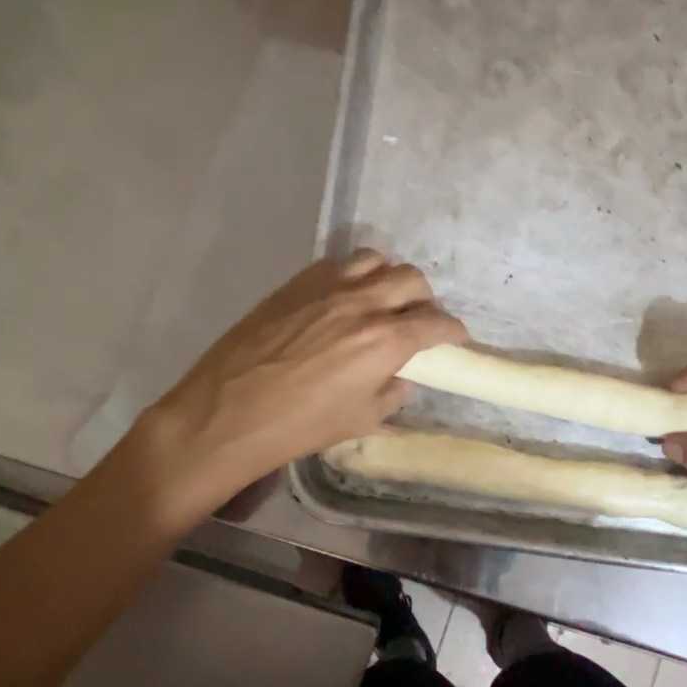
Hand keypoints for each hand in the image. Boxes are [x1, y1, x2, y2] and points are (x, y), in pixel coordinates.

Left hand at [138, 250, 466, 499]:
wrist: (230, 412)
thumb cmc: (301, 426)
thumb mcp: (360, 419)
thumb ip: (391, 393)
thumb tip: (402, 378)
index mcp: (385, 341)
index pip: (436, 324)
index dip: (453, 330)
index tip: (456, 337)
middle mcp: (363, 304)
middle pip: (412, 280)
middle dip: (426, 300)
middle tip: (419, 319)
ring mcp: (327, 287)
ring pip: (377, 260)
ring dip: (390, 278)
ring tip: (384, 298)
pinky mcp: (296, 283)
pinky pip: (338, 263)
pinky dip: (354, 274)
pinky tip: (346, 295)